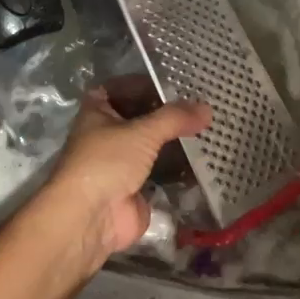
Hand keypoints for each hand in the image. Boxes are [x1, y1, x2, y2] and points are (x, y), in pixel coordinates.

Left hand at [27, 88, 210, 262]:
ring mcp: (121, 163)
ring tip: (209, 130)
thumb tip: (207, 108)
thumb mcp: (141, 132)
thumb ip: (174, 118)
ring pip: (151, 146)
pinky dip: (179, 169)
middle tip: (201, 107)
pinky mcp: (135, 188)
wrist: (90, 217)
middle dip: (166, 115)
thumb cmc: (106, 162)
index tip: (175, 81)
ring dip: (174, 142)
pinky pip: (161, 173)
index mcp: (97, 111)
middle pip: (140, 118)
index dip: (144, 83)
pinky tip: (205, 161)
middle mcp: (106, 134)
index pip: (121, 88)